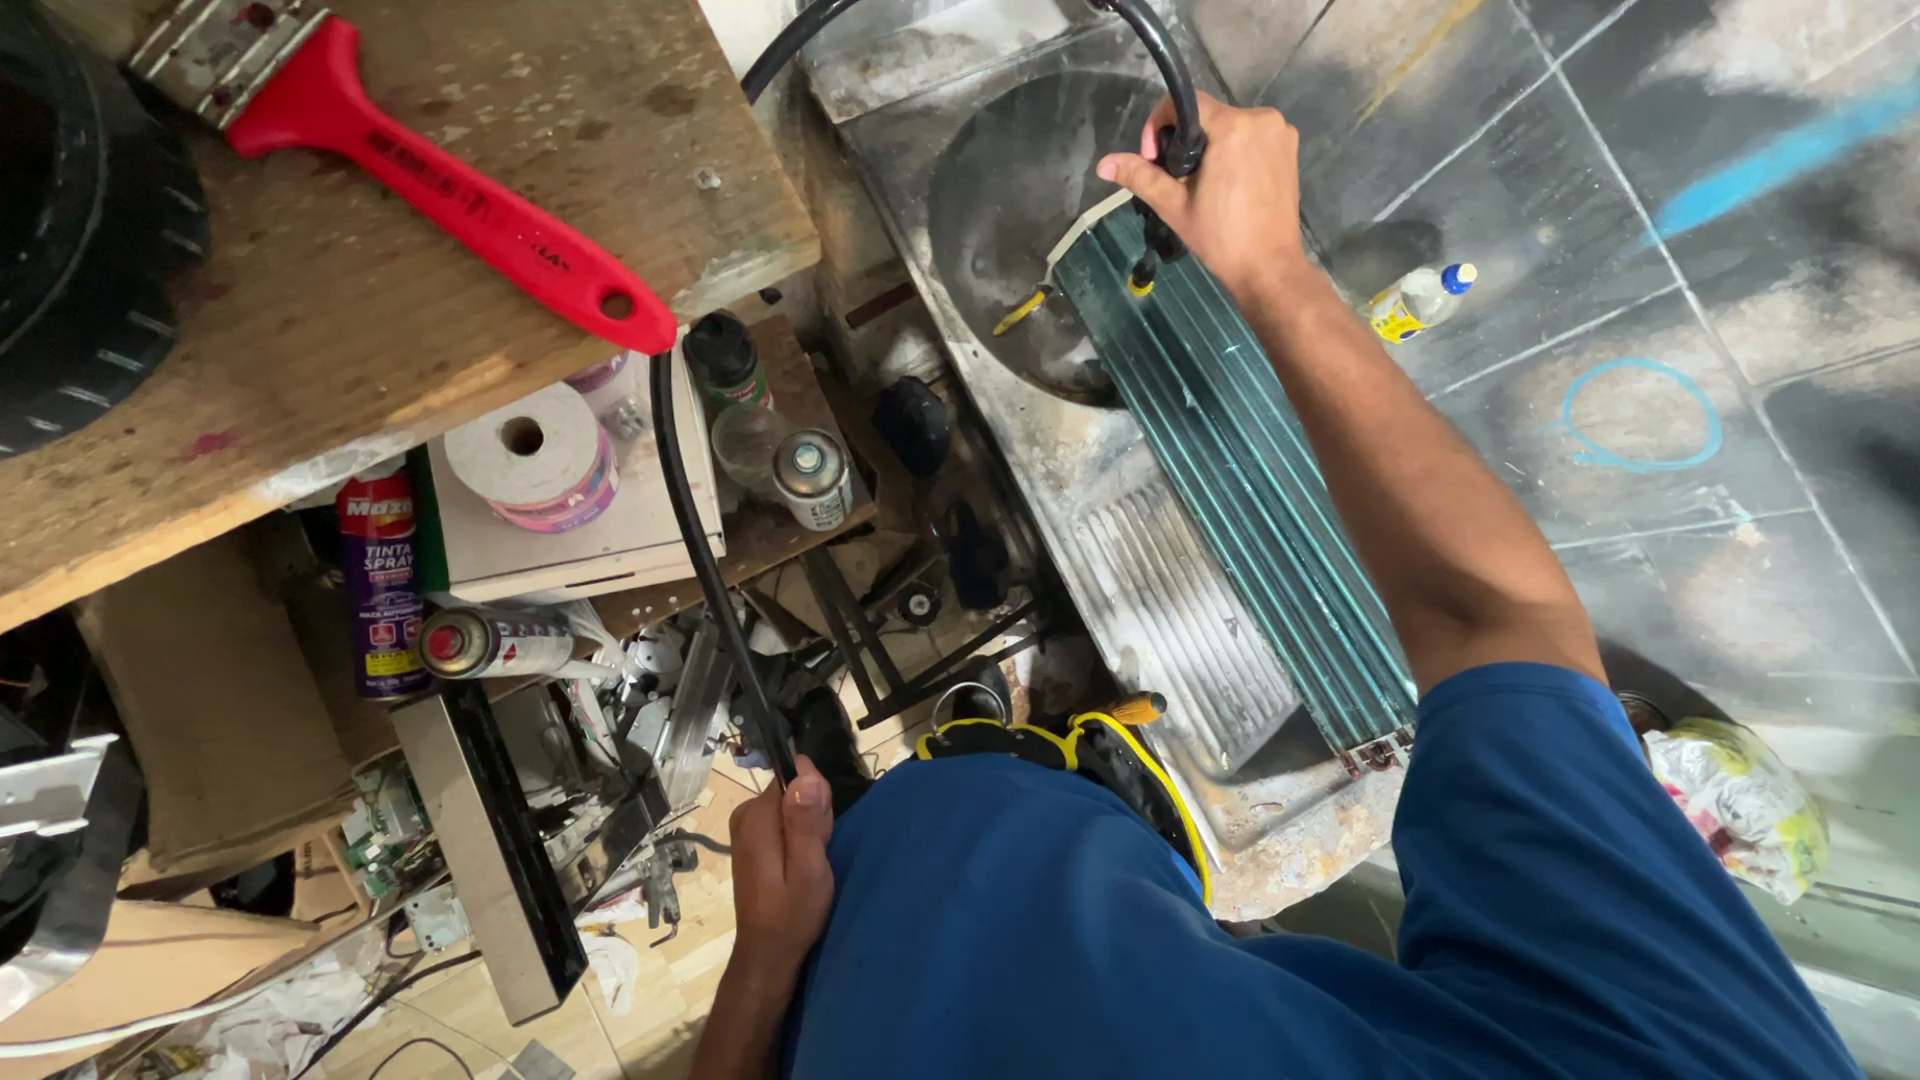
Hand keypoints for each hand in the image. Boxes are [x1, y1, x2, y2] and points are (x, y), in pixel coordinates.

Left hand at [726, 755, 834, 979]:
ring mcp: (746, 824)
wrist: (767, 952)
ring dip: (809, 827)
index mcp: (757, 817)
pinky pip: (784, 817)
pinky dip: (799, 835)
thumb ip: (806, 821)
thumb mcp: (808, 871)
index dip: (816, 801)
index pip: (797, 777)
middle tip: (816, 853)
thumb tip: (804, 773)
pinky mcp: (751, 836)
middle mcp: (746, 813)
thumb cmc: (791, 915)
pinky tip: (801, 861)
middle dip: (814, 816)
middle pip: (794, 789)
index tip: (820, 832)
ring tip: (809, 861)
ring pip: (792, 803)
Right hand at [1096, 92, 1307, 301]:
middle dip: (1186, 143)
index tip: (1154, 158)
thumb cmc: (1220, 238)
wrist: (1267, 266)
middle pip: (1209, 117)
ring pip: (1231, 127)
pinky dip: (1234, 154)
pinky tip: (1227, 185)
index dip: (1161, 123)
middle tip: (1176, 181)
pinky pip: (1252, 138)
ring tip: (1202, 186)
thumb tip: (1104, 164)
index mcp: (1233, 127)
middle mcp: (1262, 118)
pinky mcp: (1290, 147)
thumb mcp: (1174, 206)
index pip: (1187, 102)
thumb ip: (1141, 177)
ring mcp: (1281, 132)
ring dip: (1210, 149)